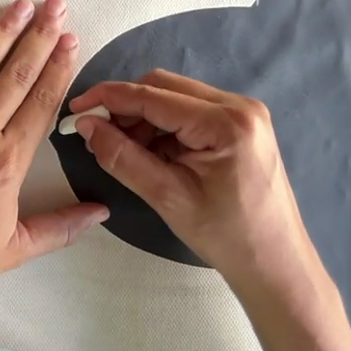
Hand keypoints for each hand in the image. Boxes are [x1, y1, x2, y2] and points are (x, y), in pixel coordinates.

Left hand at [0, 0, 110, 329]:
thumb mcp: (13, 249)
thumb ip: (61, 227)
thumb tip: (102, 212)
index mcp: (8, 161)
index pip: (42, 102)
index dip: (59, 66)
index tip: (72, 38)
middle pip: (16, 75)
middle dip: (39, 36)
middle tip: (55, 4)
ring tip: (18, 4)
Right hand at [68, 71, 320, 300]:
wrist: (274, 264)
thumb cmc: (226, 235)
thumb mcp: (166, 196)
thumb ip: (122, 156)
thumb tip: (86, 125)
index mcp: (226, 122)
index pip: (153, 95)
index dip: (108, 98)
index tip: (75, 109)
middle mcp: (239, 106)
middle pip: (163, 86)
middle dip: (125, 106)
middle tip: (96, 133)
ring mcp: (243, 113)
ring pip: (174, 96)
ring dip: (142, 117)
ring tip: (123, 149)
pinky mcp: (240, 125)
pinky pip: (188, 111)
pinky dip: (162, 125)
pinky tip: (149, 152)